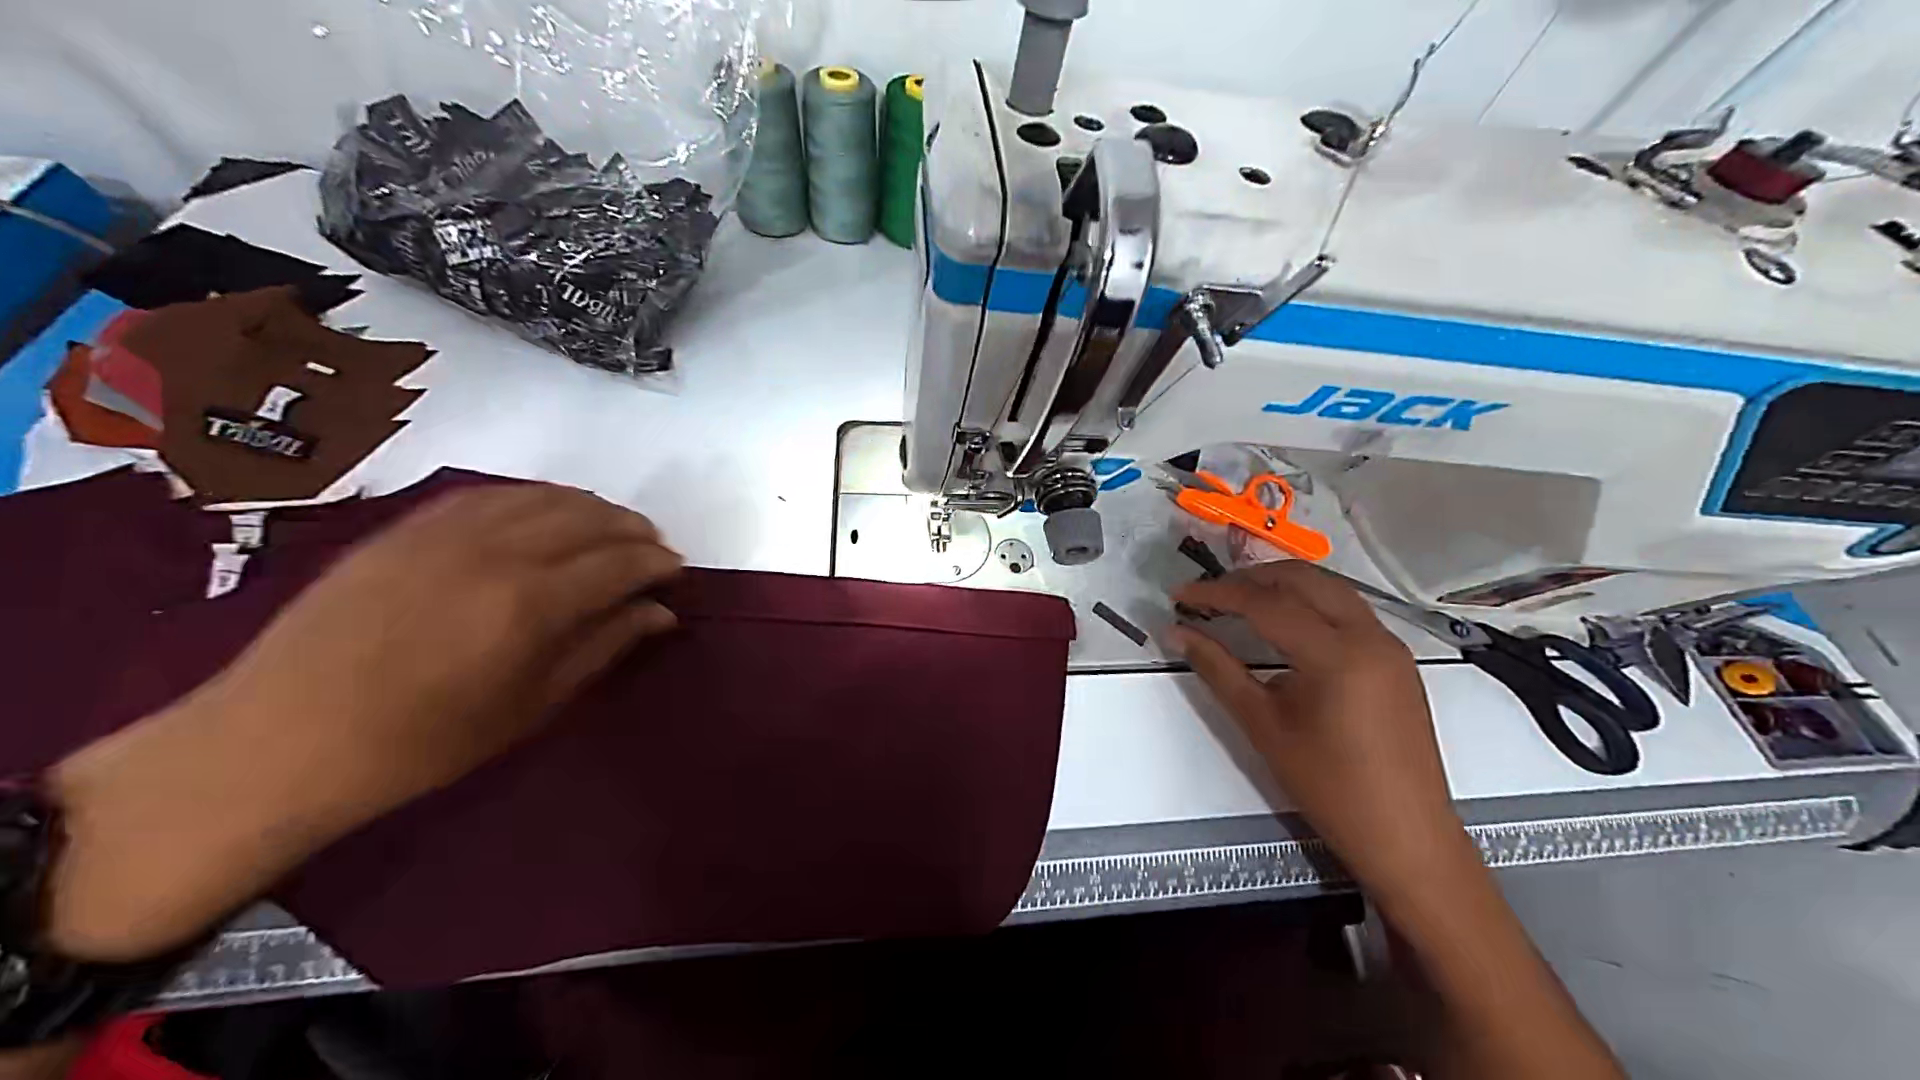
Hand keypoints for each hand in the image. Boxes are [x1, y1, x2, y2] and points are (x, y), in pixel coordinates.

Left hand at [47, 482, 681, 960]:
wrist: (280, 740)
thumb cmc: (422, 744)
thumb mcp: (530, 707)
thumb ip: (601, 648)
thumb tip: (660, 613)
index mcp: (531, 605)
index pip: (620, 562)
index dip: (658, 562)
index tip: (677, 570)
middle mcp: (496, 551)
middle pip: (589, 518)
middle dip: (633, 529)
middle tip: (654, 548)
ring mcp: (446, 531)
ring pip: (543, 496)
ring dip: (591, 507)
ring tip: (612, 527)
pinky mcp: (408, 525)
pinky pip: (490, 492)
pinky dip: (534, 497)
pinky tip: (546, 513)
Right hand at [1174, 563, 1628, 1079]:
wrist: (1405, 835)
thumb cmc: (1327, 785)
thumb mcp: (1262, 725)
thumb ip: (1218, 670)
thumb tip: (1178, 632)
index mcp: (1335, 653)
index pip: (1265, 602)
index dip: (1216, 593)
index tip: (1179, 597)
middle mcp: (1369, 634)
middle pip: (1302, 579)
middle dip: (1250, 577)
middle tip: (1208, 593)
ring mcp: (1389, 644)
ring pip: (1330, 588)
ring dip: (1282, 584)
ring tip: (1239, 599)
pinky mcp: (1397, 659)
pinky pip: (1348, 610)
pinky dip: (1309, 602)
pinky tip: (1285, 623)